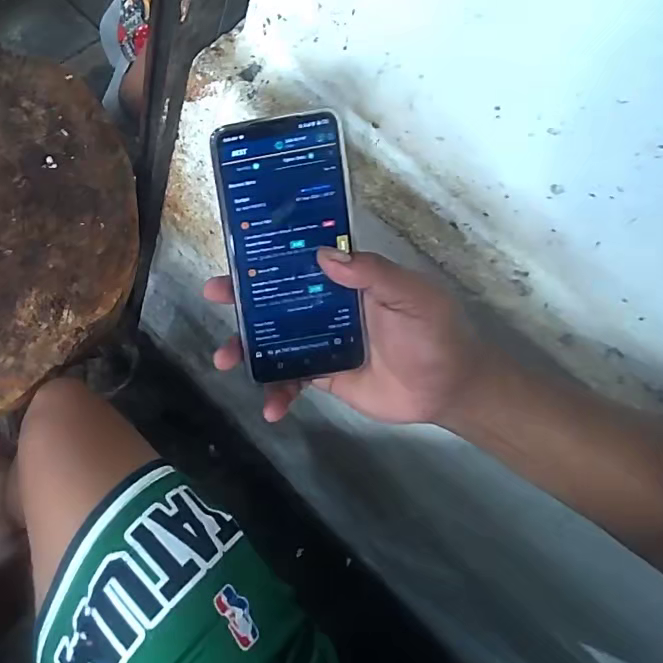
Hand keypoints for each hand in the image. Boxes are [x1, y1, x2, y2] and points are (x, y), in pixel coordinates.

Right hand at [204, 248, 484, 423]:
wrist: (449, 387)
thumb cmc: (435, 331)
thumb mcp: (411, 295)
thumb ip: (372, 274)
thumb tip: (322, 255)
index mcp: (348, 282)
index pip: (303, 263)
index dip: (270, 257)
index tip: (239, 254)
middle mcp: (329, 308)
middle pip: (277, 299)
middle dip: (243, 298)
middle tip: (213, 294)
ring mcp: (323, 343)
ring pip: (275, 341)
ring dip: (247, 350)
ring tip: (225, 361)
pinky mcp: (326, 377)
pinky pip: (293, 381)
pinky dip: (278, 394)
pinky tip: (270, 409)